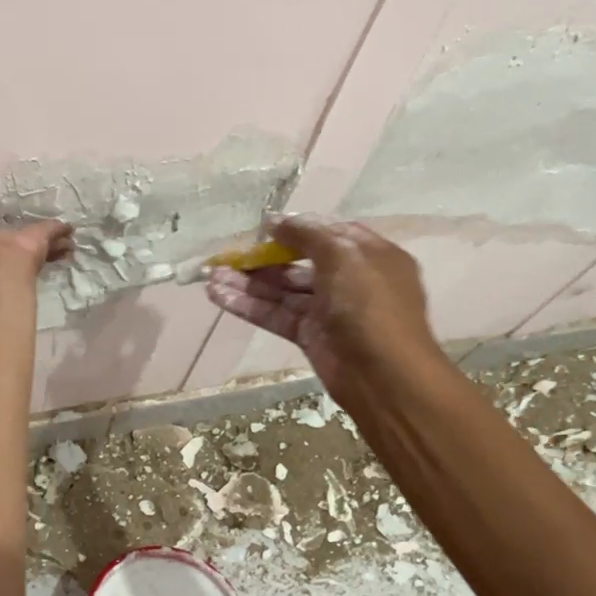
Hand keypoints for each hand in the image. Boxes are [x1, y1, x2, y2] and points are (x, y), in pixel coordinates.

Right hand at [205, 214, 437, 388]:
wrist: (383, 374)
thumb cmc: (369, 304)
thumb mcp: (343, 255)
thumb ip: (307, 234)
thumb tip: (276, 221)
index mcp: (369, 255)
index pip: (329, 233)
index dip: (296, 228)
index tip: (263, 228)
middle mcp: (350, 280)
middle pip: (300, 262)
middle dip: (263, 257)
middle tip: (228, 254)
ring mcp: (329, 310)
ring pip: (283, 290)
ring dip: (248, 282)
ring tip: (211, 275)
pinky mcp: (310, 336)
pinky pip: (276, 315)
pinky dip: (248, 306)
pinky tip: (219, 296)